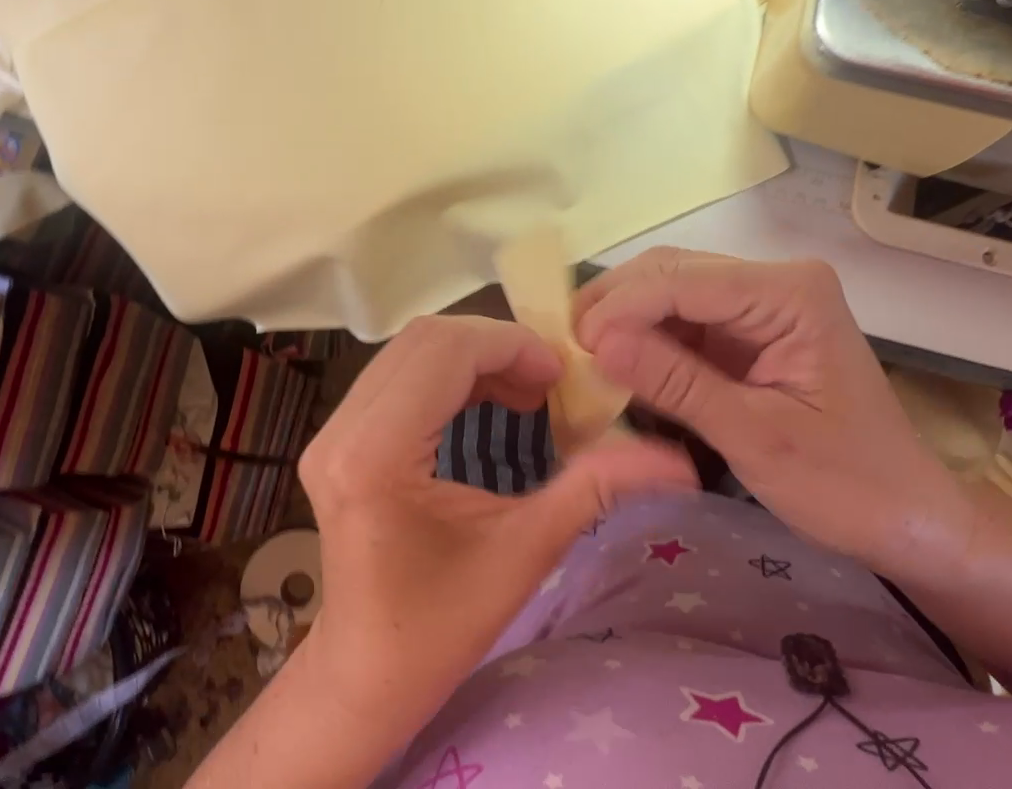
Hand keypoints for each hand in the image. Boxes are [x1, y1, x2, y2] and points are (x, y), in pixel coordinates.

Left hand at [298, 315, 696, 721]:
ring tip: (526, 394)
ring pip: (408, 351)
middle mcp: (342, 430)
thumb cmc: (442, 626)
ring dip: (474, 357)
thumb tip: (680, 462)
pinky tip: (488, 402)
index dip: (510, 347)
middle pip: (424, 338)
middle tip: (549, 383)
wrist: (367, 673)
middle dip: (496, 345)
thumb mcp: (525, 552)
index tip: (562, 377)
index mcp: (376, 454)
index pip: (445, 352)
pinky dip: (448, 374)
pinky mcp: (337, 438)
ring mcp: (331, 431)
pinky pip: (396, 375)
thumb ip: (596, 490)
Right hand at [574, 248, 974, 577]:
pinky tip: (617, 364)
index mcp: (790, 293)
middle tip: (568, 352)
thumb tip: (597, 344)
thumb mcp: (755, 437)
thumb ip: (675, 383)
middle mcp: (775, 282)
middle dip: (615, 306)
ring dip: (625, 321)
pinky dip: (646, 340)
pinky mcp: (750, 331)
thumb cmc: (844, 484)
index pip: (684, 281)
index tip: (573, 349)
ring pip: (670, 291)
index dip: (621, 308)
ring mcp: (762, 304)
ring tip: (582, 360)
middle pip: (672, 272)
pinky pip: (683, 321)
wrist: (906, 516)